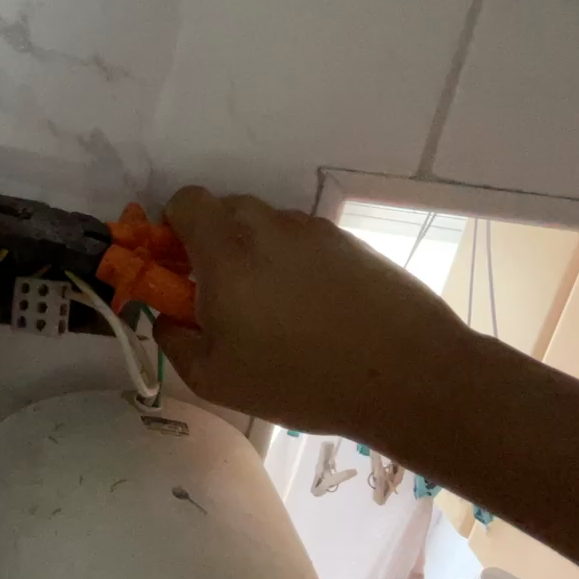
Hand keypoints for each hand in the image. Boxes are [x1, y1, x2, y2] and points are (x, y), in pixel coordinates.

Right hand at [150, 186, 472, 438]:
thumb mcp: (213, 377)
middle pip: (224, 208)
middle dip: (211, 240)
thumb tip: (168, 315)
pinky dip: (294, 262)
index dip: (172, 227)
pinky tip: (314, 310)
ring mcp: (313, 231)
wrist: (410, 376)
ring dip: (254, 250)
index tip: (179, 267)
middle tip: (221, 291)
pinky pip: (303, 240)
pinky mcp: (350, 242)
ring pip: (265, 224)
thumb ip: (172, 338)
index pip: (185, 201)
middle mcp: (268, 226)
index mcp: (226, 250)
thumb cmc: (298, 377)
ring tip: (274, 306)